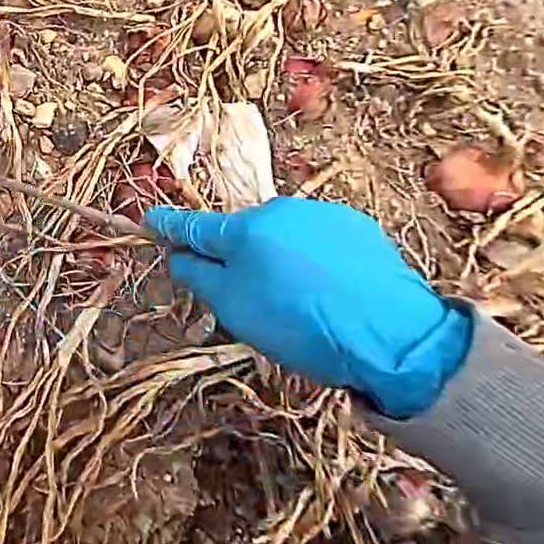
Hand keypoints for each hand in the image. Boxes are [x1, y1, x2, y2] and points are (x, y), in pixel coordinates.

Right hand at [145, 198, 471, 417]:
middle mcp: (279, 211)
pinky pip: (317, 241)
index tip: (151, 218)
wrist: (393, 333)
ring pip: (280, 236)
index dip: (170, 226)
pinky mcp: (356, 228)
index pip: (195, 226)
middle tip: (242, 294)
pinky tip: (328, 291)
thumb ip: (201, 277)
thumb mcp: (235, 308)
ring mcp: (320, 216)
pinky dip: (311, 260)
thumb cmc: (298, 322)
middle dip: (233, 254)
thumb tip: (180, 256)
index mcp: (244, 230)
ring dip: (275, 258)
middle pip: (241, 233)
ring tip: (296, 301)